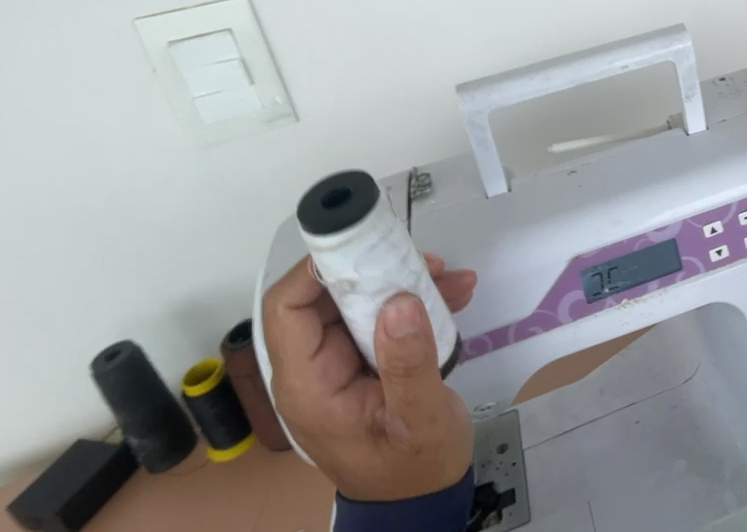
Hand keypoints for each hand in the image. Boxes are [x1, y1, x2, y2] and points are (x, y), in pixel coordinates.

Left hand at [262, 253, 478, 500]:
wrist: (421, 500)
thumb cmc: (414, 466)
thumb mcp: (418, 417)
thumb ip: (408, 363)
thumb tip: (401, 302)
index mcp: (309, 384)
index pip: (289, 310)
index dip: (319, 270)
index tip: (367, 246)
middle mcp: (316, 368)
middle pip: (328, 298)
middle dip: (378, 271)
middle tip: (429, 261)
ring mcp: (341, 365)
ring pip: (360, 303)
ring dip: (406, 283)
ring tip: (454, 278)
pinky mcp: (366, 363)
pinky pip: (382, 318)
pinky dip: (417, 302)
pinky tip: (456, 295)